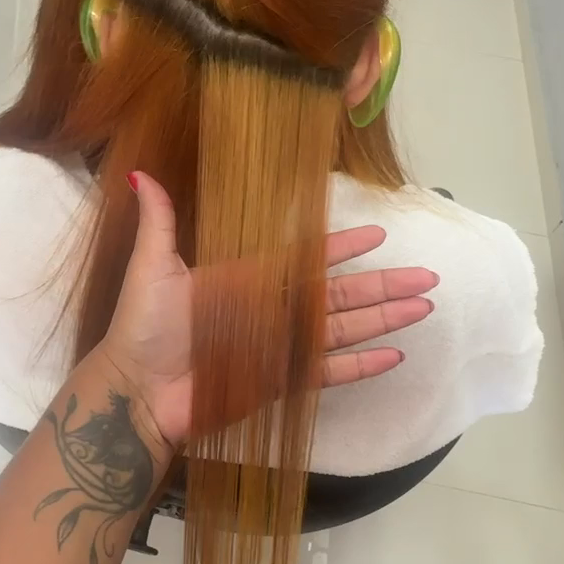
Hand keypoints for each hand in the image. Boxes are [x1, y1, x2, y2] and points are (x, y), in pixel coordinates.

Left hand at [94, 171, 439, 448]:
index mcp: (246, 281)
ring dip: (382, 320)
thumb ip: (159, 223)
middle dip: (381, 286)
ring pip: (342, 330)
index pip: (304, 260)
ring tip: (422, 308)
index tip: (376, 235)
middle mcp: (270, 312)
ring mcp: (278, 348)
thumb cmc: (143, 328)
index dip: (340, 249)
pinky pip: (328, 372)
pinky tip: (394, 355)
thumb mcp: (152, 267)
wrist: (137, 392)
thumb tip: (140, 172)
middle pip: (337, 295)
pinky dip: (360, 366)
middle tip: (426, 277)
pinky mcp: (279, 382)